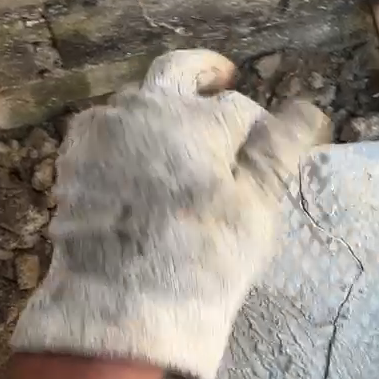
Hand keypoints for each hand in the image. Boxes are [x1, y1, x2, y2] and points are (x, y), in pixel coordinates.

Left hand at [13, 49, 329, 378]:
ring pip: (137, 100)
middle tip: (221, 79)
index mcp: (197, 117)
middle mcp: (145, 109)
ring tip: (178, 135)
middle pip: (177, 74)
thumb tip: (305, 111)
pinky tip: (134, 162)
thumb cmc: (202, 258)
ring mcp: (102, 132)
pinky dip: (125, 133)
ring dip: (161, 107)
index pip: (237, 106)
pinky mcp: (73, 160)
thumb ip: (277, 151)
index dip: (258, 125)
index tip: (268, 143)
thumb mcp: (255, 207)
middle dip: (204, 74)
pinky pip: (104, 130)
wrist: (123, 304)